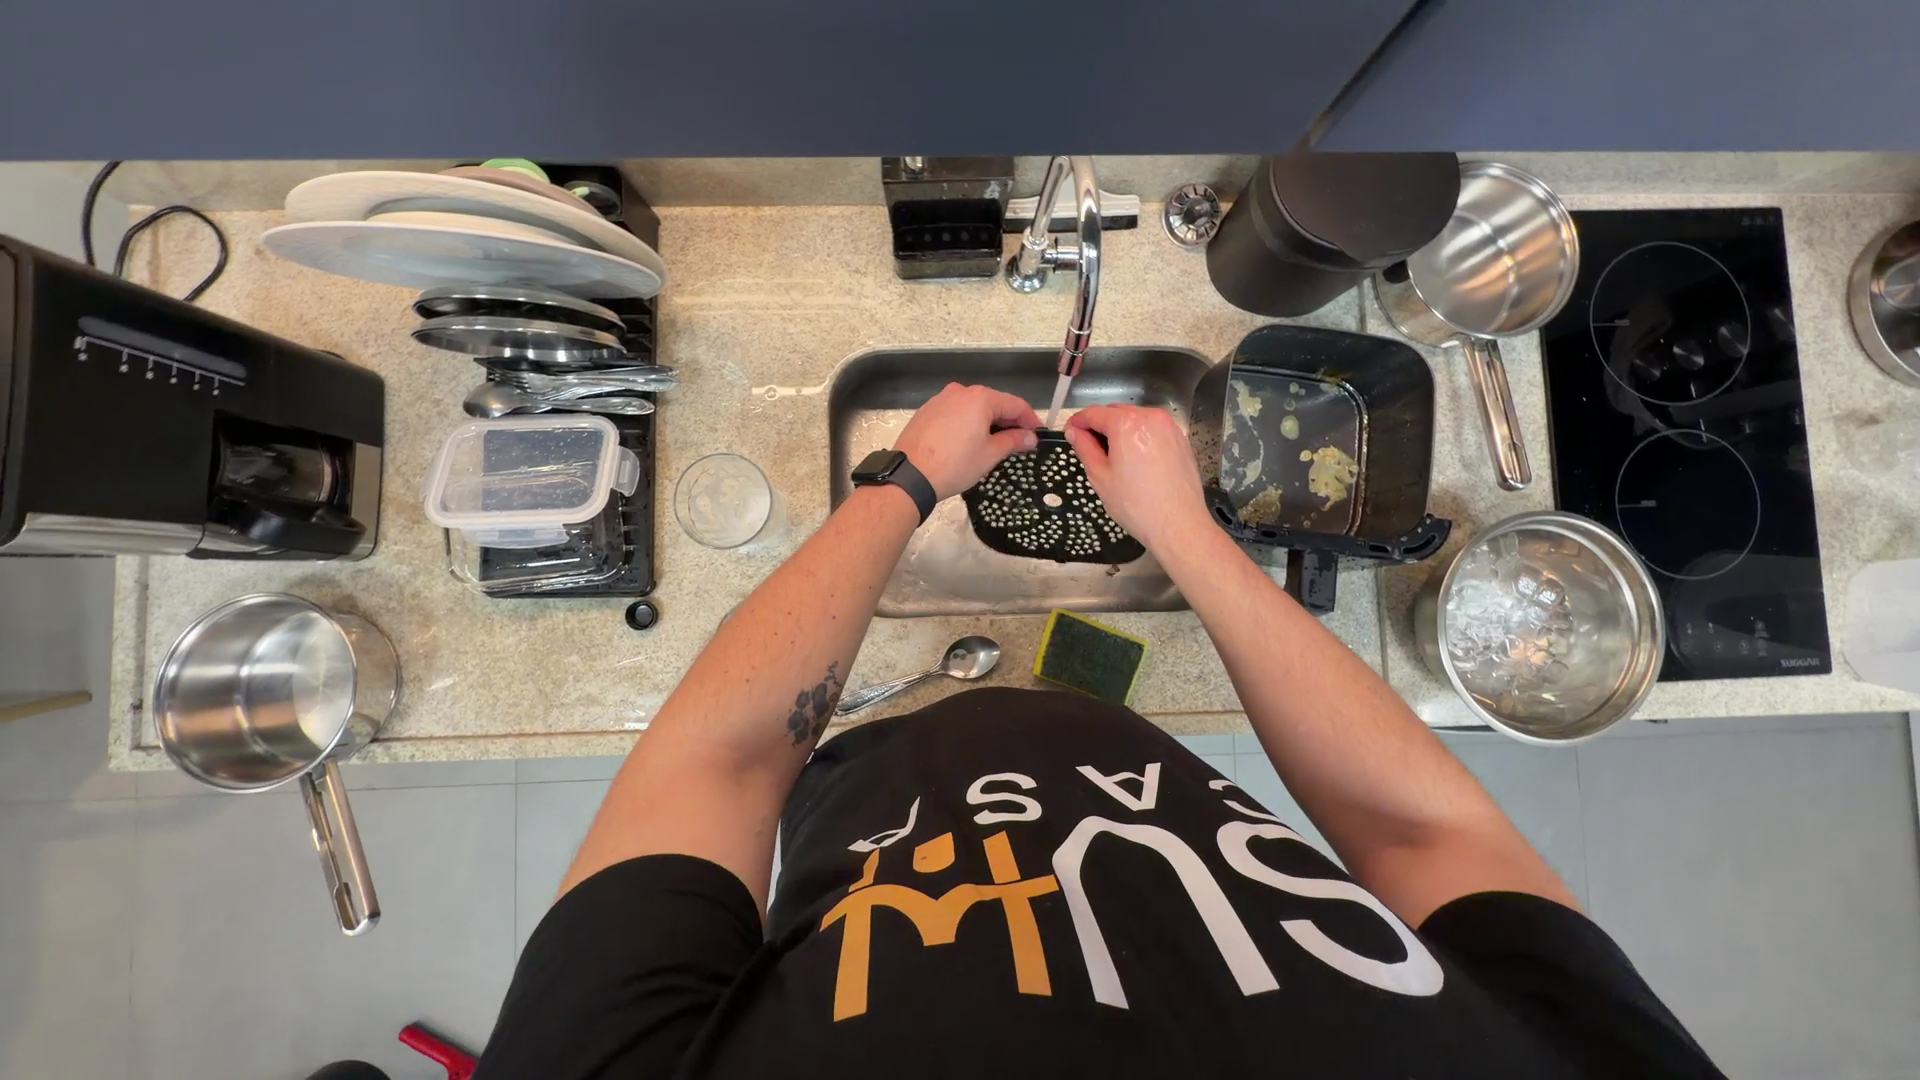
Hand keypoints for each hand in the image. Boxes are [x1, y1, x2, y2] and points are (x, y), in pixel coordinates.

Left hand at [893, 383, 1041, 499]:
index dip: (1030, 420)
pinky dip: (968, 424)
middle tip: (1020, 442)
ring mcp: (940, 400)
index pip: (1015, 404)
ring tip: (995, 445)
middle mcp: (960, 392)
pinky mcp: (926, 412)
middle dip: (1009, 422)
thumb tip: (1030, 437)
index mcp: (980, 398)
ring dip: (988, 423)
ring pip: (973, 408)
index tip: (1038, 435)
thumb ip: (1013, 441)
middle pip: (994, 403)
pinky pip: (955, 414)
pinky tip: (969, 442)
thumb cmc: (954, 465)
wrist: (910, 476)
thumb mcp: (990, 454)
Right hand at [1064, 405, 1211, 550]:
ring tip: (1113, 457)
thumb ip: (1084, 448)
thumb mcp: (1100, 476)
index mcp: (1127, 423)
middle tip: (1088, 448)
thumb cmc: (1135, 504)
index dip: (1077, 422)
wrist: (1178, 524)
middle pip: (1116, 412)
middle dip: (1100, 426)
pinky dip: (1139, 437)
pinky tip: (1135, 461)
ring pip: (1135, 419)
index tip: (1069, 433)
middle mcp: (1151, 417)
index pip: (1094, 413)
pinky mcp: (1181, 440)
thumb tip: (1074, 432)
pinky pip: (1152, 430)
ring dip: (1120, 431)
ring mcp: (1169, 427)